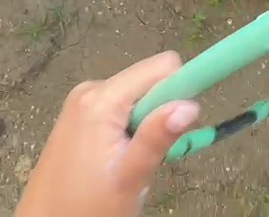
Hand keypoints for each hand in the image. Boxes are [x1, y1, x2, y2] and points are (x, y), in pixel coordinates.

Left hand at [15, 52, 200, 216]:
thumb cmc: (85, 211)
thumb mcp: (128, 180)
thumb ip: (157, 138)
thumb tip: (191, 104)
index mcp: (102, 98)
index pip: (163, 66)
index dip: (178, 92)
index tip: (175, 128)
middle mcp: (91, 89)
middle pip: (148, 80)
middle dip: (157, 113)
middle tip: (145, 156)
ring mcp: (81, 101)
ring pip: (136, 95)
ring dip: (142, 123)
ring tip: (127, 162)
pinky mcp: (77, 114)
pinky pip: (119, 105)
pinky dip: (126, 128)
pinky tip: (113, 159)